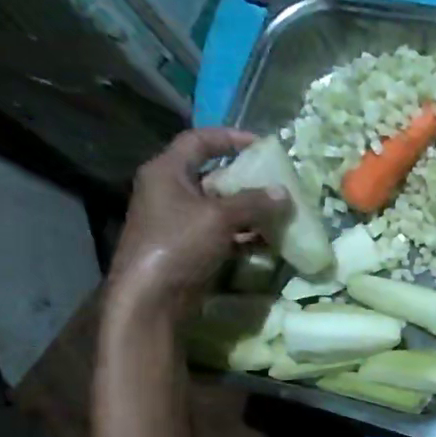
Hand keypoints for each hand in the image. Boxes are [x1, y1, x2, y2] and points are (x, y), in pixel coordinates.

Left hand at [105, 128, 286, 321]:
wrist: (151, 298)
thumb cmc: (179, 245)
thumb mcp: (219, 217)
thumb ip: (253, 202)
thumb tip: (284, 193)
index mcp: (166, 172)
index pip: (199, 140)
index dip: (230, 138)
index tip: (261, 144)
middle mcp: (169, 192)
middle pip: (212, 176)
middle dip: (246, 180)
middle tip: (275, 182)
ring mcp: (177, 222)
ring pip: (218, 208)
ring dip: (248, 211)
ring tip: (279, 213)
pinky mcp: (187, 249)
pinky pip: (220, 234)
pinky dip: (242, 235)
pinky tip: (268, 241)